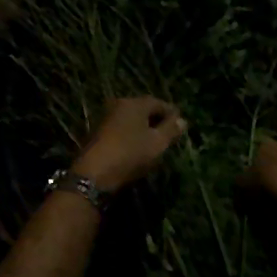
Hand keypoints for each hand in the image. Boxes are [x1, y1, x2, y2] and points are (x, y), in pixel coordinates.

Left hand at [72, 97, 186, 191]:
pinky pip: (122, 128)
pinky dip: (132, 134)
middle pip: (143, 109)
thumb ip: (171, 129)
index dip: (171, 113)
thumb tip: (182, 120)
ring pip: (132, 119)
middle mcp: (119, 105)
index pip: (158, 103)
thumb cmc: (130, 154)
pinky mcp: (99, 132)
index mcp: (134, 103)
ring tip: (155, 141)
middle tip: (169, 133)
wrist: (95, 173)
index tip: (180, 124)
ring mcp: (106, 118)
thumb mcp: (157, 143)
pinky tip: (138, 146)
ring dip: (144, 128)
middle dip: (157, 119)